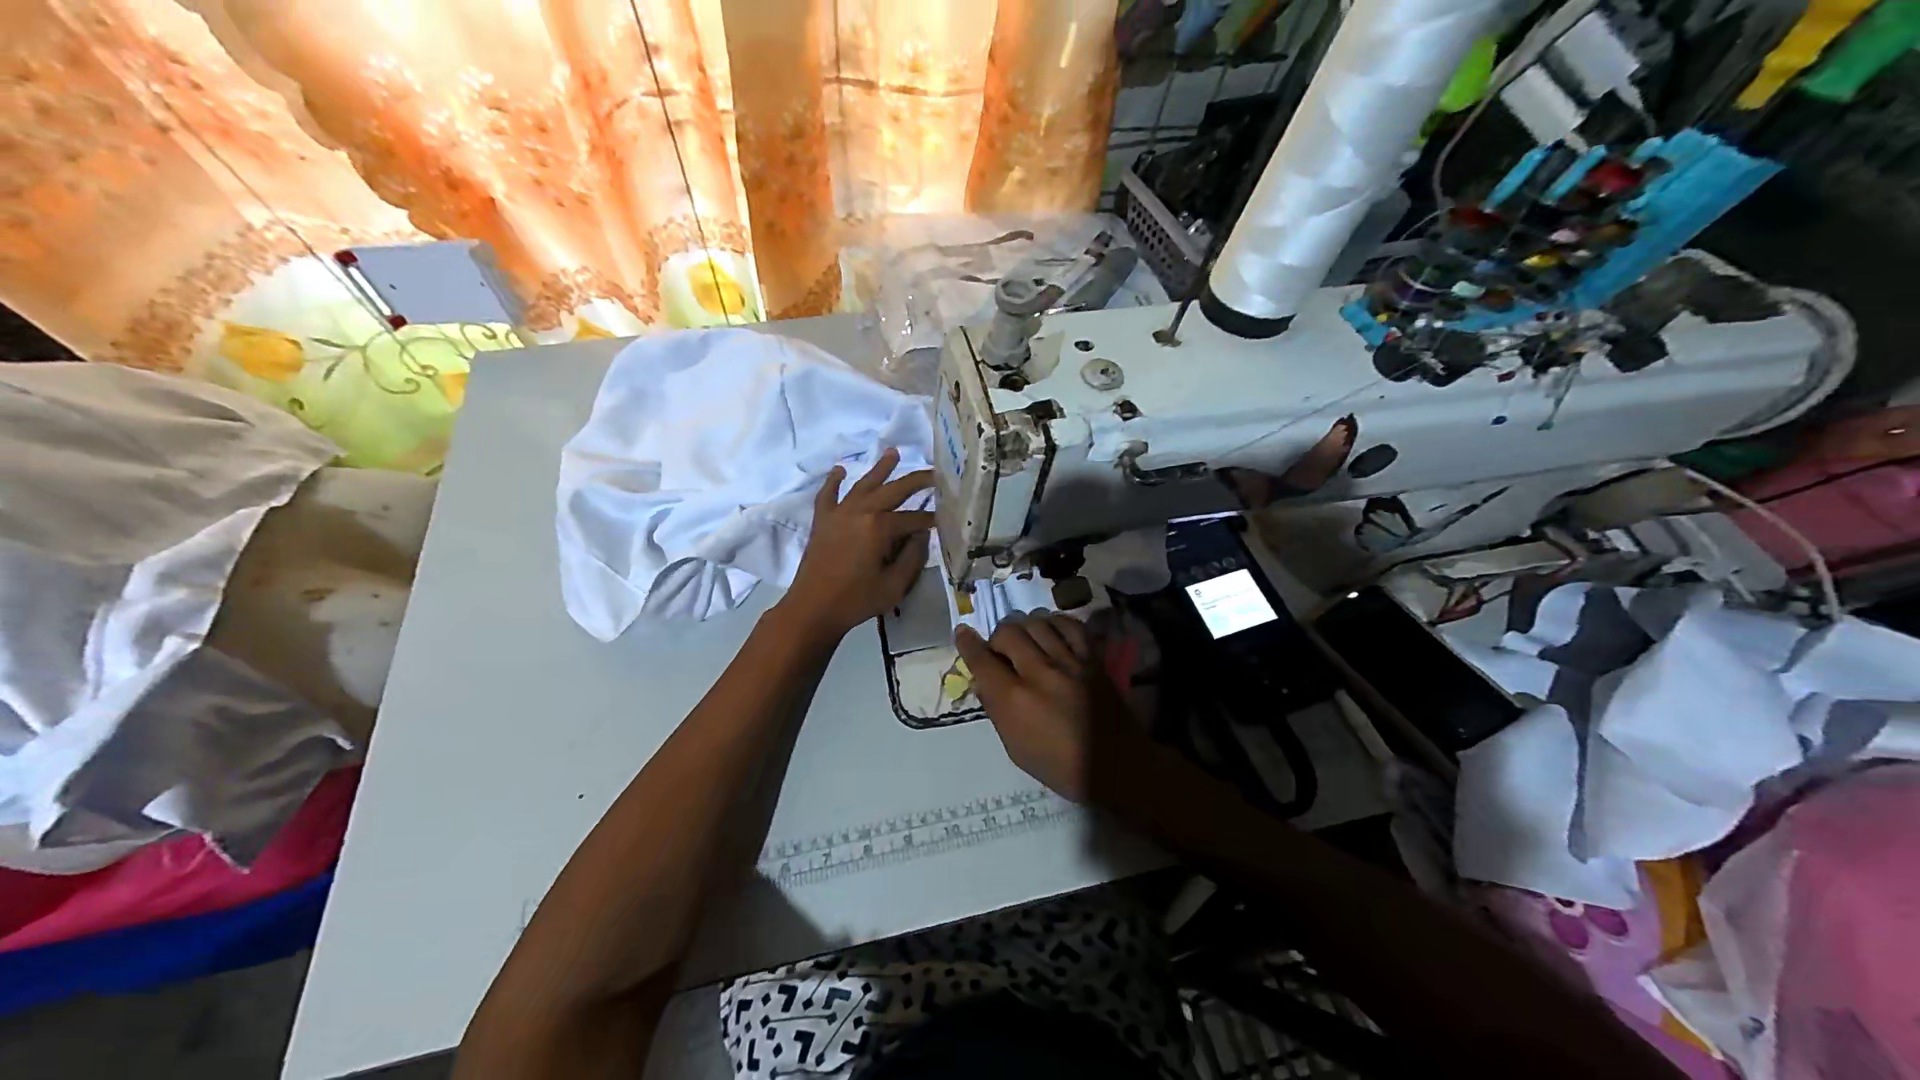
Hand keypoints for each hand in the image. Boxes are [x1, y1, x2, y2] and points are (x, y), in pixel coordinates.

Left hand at [776, 448, 933, 640]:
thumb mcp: (895, 585)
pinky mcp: (822, 520)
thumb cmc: (857, 600)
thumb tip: (921, 535)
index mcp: (880, 527)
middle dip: (916, 481)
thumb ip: (913, 557)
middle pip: (893, 490)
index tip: (945, 519)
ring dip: (880, 468)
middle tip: (934, 474)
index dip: (931, 520)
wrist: (812, 608)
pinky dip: (834, 481)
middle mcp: (861, 511)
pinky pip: (828, 494)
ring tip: (893, 452)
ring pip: (863, 484)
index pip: (914, 519)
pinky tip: (840, 470)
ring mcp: (839, 513)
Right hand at [955, 615, 1148, 804]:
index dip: (967, 643)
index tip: (962, 633)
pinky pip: (1070, 625)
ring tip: (1025, 639)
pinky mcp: (1092, 658)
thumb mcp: (1015, 747)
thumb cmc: (1059, 765)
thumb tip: (981, 680)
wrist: (1115, 766)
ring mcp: (1069, 662)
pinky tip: (1050, 632)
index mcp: (1014, 700)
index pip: (982, 660)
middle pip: (1008, 632)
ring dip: (1024, 626)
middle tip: (1001, 651)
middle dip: (997, 637)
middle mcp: (1039, 673)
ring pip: (1037, 622)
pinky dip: (1055, 623)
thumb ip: (996, 708)